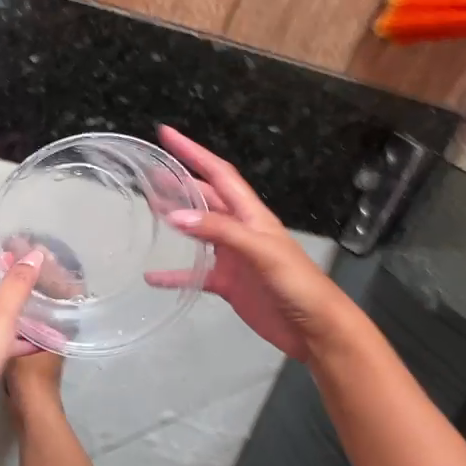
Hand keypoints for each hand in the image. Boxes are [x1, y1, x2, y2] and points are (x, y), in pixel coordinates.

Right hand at [150, 125, 352, 361]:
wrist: (317, 330)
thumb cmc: (298, 285)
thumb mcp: (262, 252)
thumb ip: (220, 232)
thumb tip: (175, 215)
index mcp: (252, 215)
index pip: (218, 174)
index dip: (193, 153)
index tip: (166, 134)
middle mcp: (240, 230)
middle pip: (205, 198)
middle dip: (179, 182)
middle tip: (148, 170)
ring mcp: (233, 257)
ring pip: (198, 231)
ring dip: (176, 219)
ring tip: (148, 206)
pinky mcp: (228, 284)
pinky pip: (194, 275)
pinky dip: (174, 275)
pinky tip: (152, 277)